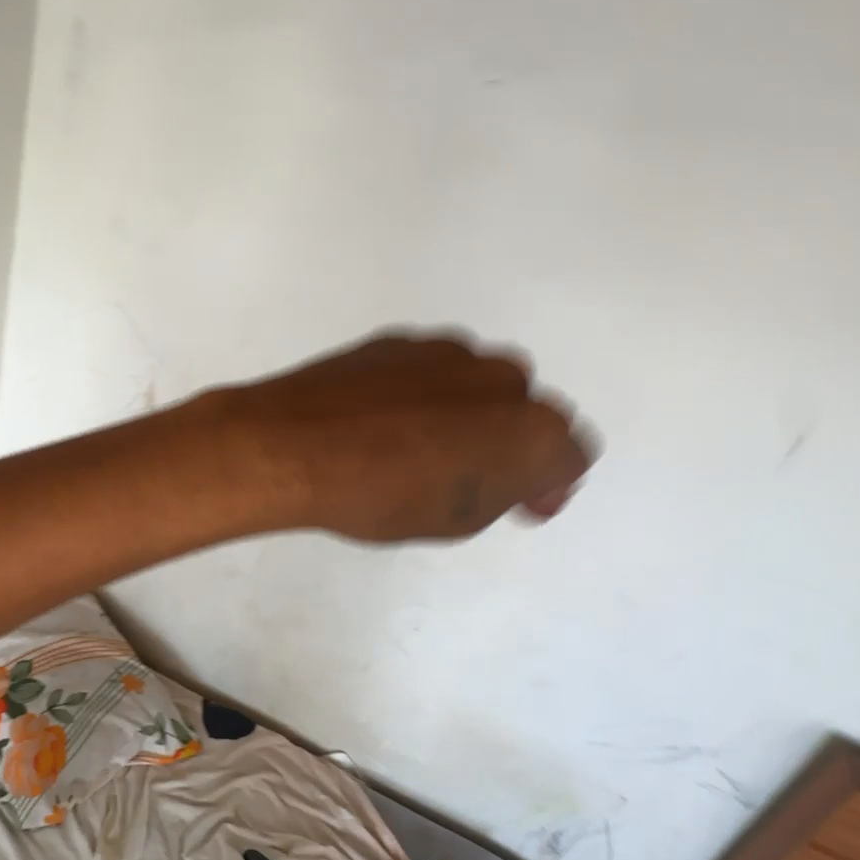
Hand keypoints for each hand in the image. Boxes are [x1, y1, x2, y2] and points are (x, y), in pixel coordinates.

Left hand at [224, 331, 594, 542]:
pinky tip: (380, 418)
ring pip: (474, 383)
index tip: (517, 501)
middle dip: (505, 441)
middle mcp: (501, 379)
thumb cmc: (379, 497)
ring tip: (412, 445)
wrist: (291, 444)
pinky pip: (427, 369)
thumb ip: (501, 492)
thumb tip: (512, 475)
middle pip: (524, 411)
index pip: (568, 457)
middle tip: (462, 473)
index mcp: (534, 430)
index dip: (545, 484)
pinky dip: (418, 390)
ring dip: (461, 410)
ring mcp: (446, 351)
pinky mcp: (397, 340)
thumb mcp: (455, 520)